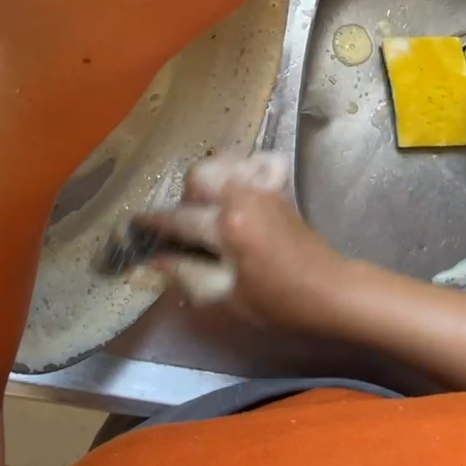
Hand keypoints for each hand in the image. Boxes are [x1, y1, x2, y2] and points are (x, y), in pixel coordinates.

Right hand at [134, 154, 353, 328]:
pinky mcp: (276, 189)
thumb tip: (151, 263)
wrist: (330, 290)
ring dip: (208, 182)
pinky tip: (235, 194)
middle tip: (187, 228)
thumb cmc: (278, 302)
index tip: (134, 223)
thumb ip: (186, 274)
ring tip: (209, 211)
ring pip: (222, 163)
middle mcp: (243, 196)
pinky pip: (250, 164)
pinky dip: (237, 170)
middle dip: (185, 198)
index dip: (154, 222)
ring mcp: (263, 188)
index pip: (180, 218)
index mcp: (229, 225)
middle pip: (199, 176)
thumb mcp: (227, 297)